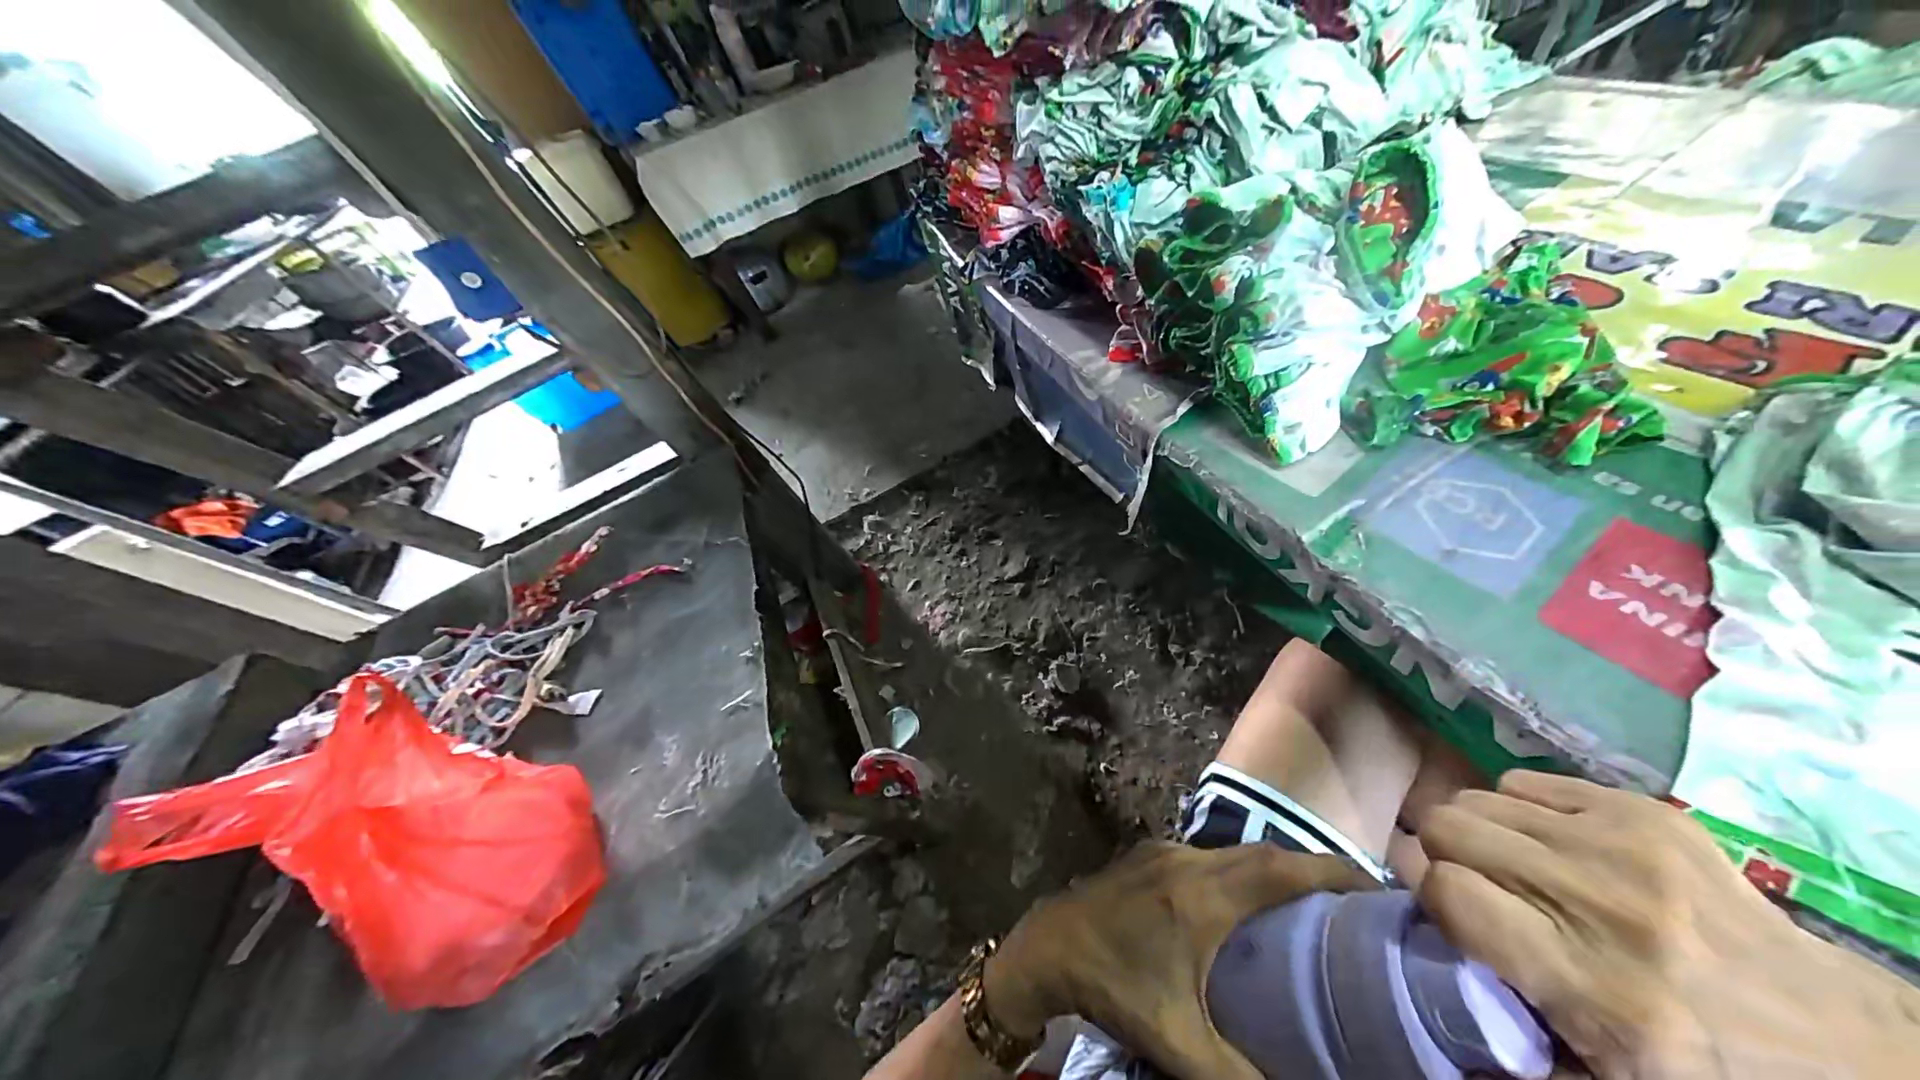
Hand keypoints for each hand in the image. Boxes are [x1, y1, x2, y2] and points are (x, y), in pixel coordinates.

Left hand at [983, 841, 1375, 1079]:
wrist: (1044, 949)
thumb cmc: (1112, 988)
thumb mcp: (1177, 1040)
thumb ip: (1236, 1075)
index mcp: (1202, 897)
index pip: (1281, 870)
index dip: (1331, 872)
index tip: (1374, 885)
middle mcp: (1186, 862)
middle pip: (1262, 853)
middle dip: (1309, 869)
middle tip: (1351, 899)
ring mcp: (1161, 852)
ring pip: (1231, 851)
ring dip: (1270, 867)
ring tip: (1304, 901)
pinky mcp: (1143, 855)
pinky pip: (1205, 854)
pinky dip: (1235, 870)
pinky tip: (1240, 900)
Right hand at [1421, 770, 1919, 1078]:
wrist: (1842, 1046)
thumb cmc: (1697, 1069)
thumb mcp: (1589, 1077)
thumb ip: (1490, 1015)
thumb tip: (1415, 937)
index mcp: (1593, 986)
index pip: (1446, 890)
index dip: (1435, 900)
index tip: (1453, 917)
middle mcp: (1604, 905)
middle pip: (1448, 827)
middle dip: (1446, 855)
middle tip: (1477, 885)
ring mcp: (1628, 847)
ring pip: (1476, 798)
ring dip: (1480, 832)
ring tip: (1518, 868)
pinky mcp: (1647, 813)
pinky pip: (1523, 781)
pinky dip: (1521, 810)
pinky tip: (1556, 846)